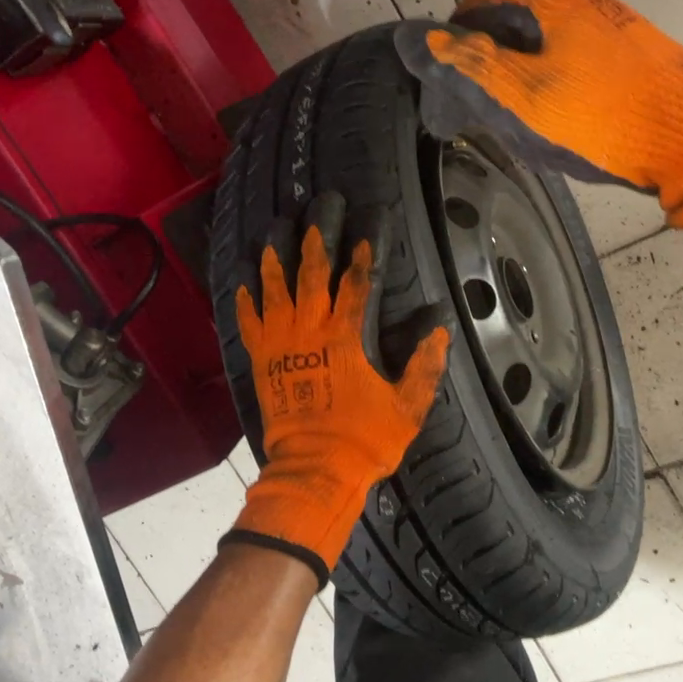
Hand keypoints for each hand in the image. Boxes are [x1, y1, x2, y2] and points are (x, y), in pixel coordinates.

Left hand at [225, 193, 448, 581]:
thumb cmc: (364, 440)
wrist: (312, 473)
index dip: (363, 254)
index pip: (358, 284)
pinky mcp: (262, 361)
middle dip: (316, 238)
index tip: (367, 228)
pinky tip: (243, 276)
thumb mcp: (408, 407)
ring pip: (276, 289)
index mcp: (348, 338)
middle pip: (312, 274)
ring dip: (276, 256)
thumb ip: (424, 365)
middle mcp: (312, 331)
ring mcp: (282, 344)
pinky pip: (249, 322)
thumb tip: (440, 327)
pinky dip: (246, 298)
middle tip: (319, 208)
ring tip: (276, 228)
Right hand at [394, 0, 682, 265]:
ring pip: (547, 38)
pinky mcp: (632, 50)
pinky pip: (575, 54)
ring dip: (523, 66)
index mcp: (552, 0)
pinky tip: (561, 110)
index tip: (445, 73)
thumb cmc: (607, 117)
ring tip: (516, 110)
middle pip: (515, 17)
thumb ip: (474, 64)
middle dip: (489, 52)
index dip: (454, 35)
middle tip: (477, 98)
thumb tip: (423, 36)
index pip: (481, 2)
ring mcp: (612, 23)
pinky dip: (555, 74)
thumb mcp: (527, 96)